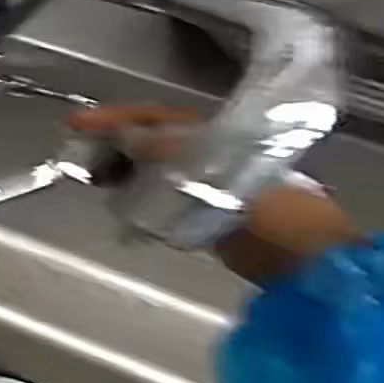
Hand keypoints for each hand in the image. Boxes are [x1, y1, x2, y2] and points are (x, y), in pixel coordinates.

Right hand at [67, 105, 363, 284]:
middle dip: (110, 140)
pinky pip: (157, 189)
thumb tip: (124, 136)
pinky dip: (132, 190)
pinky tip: (116, 199)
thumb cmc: (265, 213)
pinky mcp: (205, 209)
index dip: (112, 118)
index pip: (152, 117)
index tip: (76, 122)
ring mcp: (208, 181)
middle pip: (148, 137)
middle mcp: (209, 151)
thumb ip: (164, 151)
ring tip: (89, 174)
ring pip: (150, 163)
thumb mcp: (207, 172)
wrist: (307, 264)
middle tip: (76, 150)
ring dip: (118, 165)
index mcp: (213, 135)